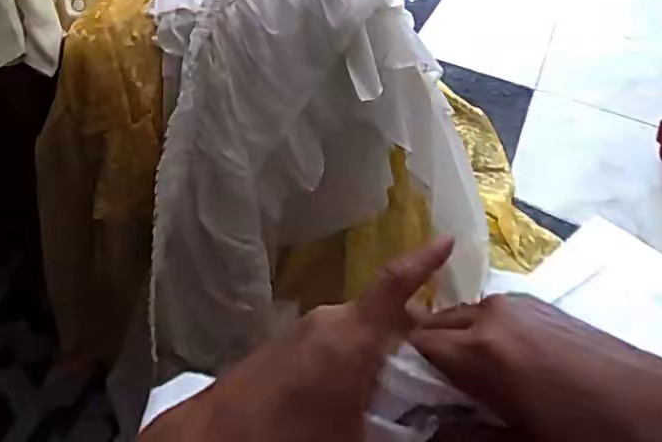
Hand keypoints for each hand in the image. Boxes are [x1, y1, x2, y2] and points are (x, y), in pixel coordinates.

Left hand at [141, 235, 455, 441]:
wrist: (214, 441)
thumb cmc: (291, 439)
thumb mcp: (357, 441)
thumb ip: (398, 427)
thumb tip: (429, 422)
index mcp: (350, 337)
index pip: (394, 285)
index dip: (423, 261)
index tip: (448, 239)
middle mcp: (328, 320)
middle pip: (383, 315)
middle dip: (414, 334)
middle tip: (447, 362)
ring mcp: (303, 331)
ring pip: (358, 331)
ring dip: (383, 350)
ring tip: (409, 384)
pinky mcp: (286, 345)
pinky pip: (333, 342)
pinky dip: (355, 358)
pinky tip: (361, 393)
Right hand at [411, 294, 661, 441]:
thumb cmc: (589, 440)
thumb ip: (469, 441)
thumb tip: (428, 435)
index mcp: (482, 350)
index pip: (418, 345)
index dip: (406, 370)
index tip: (407, 397)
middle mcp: (492, 313)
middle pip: (436, 324)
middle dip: (429, 355)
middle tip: (436, 395)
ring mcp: (516, 303)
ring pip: (464, 317)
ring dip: (457, 344)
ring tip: (472, 386)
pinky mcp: (538, 303)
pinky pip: (493, 315)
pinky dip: (484, 335)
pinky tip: (506, 370)